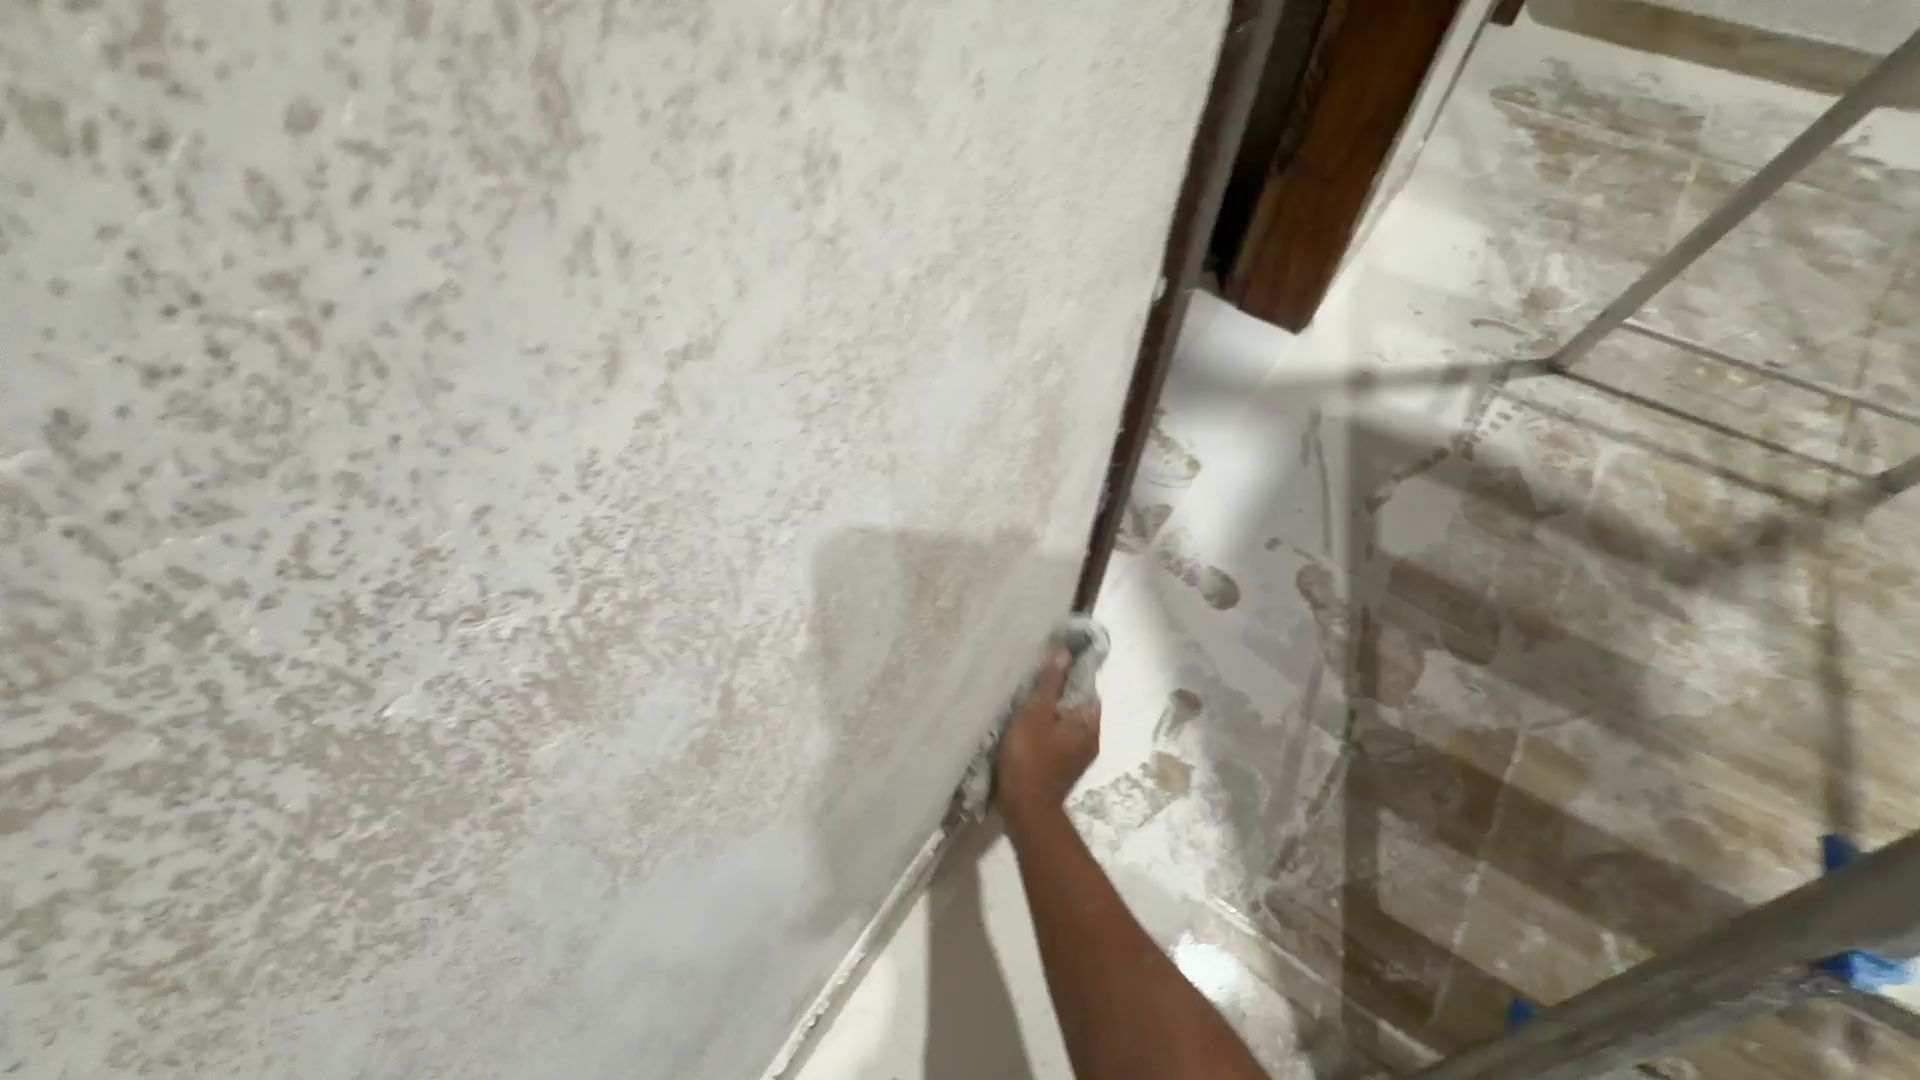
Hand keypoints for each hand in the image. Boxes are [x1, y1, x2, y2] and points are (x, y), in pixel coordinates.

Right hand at [996, 647, 1100, 824]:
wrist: (1025, 809)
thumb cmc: (1029, 757)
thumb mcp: (1035, 713)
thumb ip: (1050, 683)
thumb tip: (1065, 652)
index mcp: (1089, 723)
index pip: (1087, 687)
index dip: (1069, 674)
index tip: (1049, 666)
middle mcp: (1091, 739)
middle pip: (1077, 705)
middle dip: (1059, 694)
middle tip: (1033, 685)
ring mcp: (1080, 756)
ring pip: (1068, 723)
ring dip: (1052, 713)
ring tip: (1027, 704)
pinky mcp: (1065, 768)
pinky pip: (1060, 739)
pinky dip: (1048, 730)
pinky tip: (1028, 729)